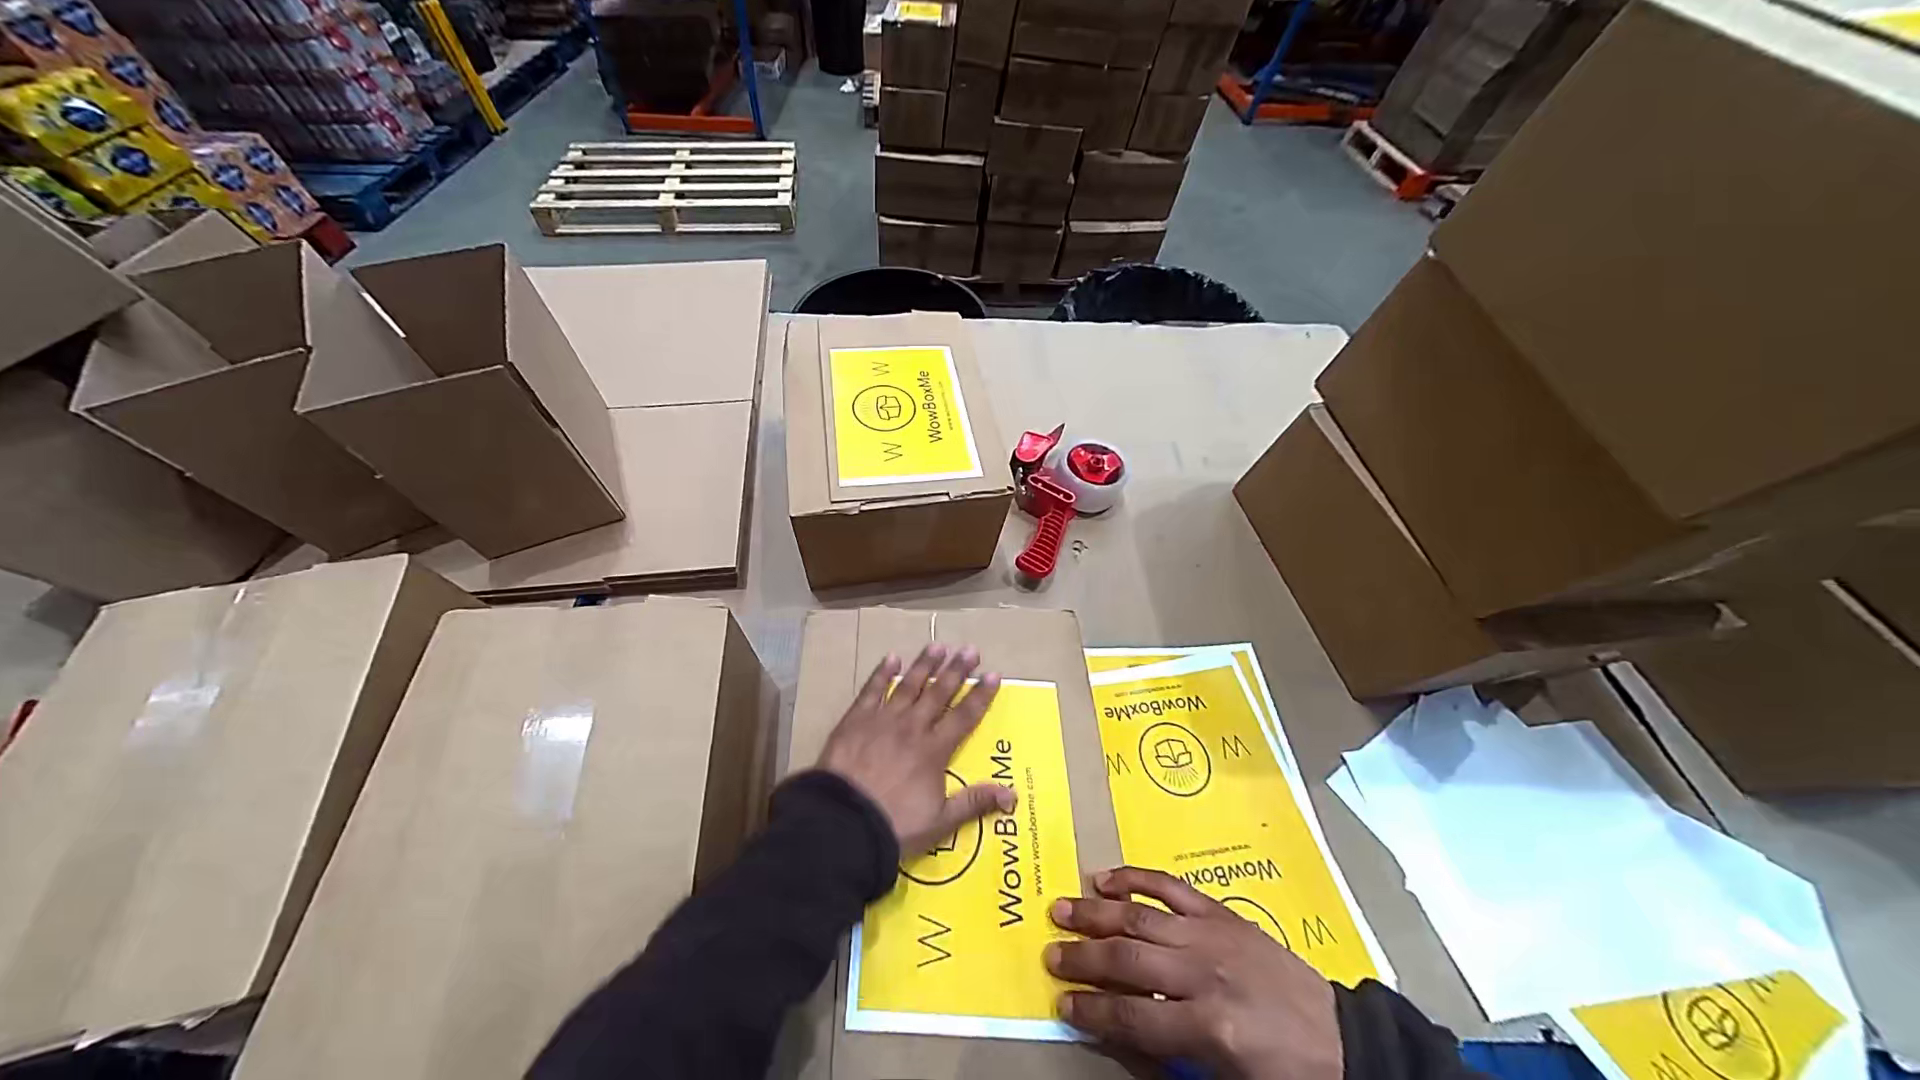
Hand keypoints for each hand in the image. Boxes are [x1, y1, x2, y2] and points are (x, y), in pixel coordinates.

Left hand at [817, 643, 1013, 854]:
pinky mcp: (856, 719)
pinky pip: (872, 690)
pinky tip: (891, 658)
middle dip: (956, 670)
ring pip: (909, 685)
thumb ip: (974, 803)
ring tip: (938, 646)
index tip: (993, 675)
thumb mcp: (939, 822)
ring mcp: (883, 720)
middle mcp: (912, 727)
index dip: (980, 695)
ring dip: (925, 665)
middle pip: (939, 693)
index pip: (964, 716)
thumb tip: (1011, 794)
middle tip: (969, 649)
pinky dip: (882, 673)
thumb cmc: (893, 825)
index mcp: (934, 751)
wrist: (842, 822)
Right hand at [1046, 867, 1343, 1079]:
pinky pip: (1170, 886)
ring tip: (1061, 909)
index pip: (1131, 1014)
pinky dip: (1135, 878)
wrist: (1340, 1041)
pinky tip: (1106, 878)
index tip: (1062, 1003)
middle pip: (1127, 958)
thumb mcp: (1224, 1079)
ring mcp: (1211, 934)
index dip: (1091, 1009)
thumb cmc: (1280, 1071)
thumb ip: (1165, 1052)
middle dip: (1082, 956)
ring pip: (1139, 916)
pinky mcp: (1221, 912)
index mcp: (1208, 1026)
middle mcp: (1203, 972)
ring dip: (1095, 912)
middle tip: (1049, 952)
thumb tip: (1113, 1028)